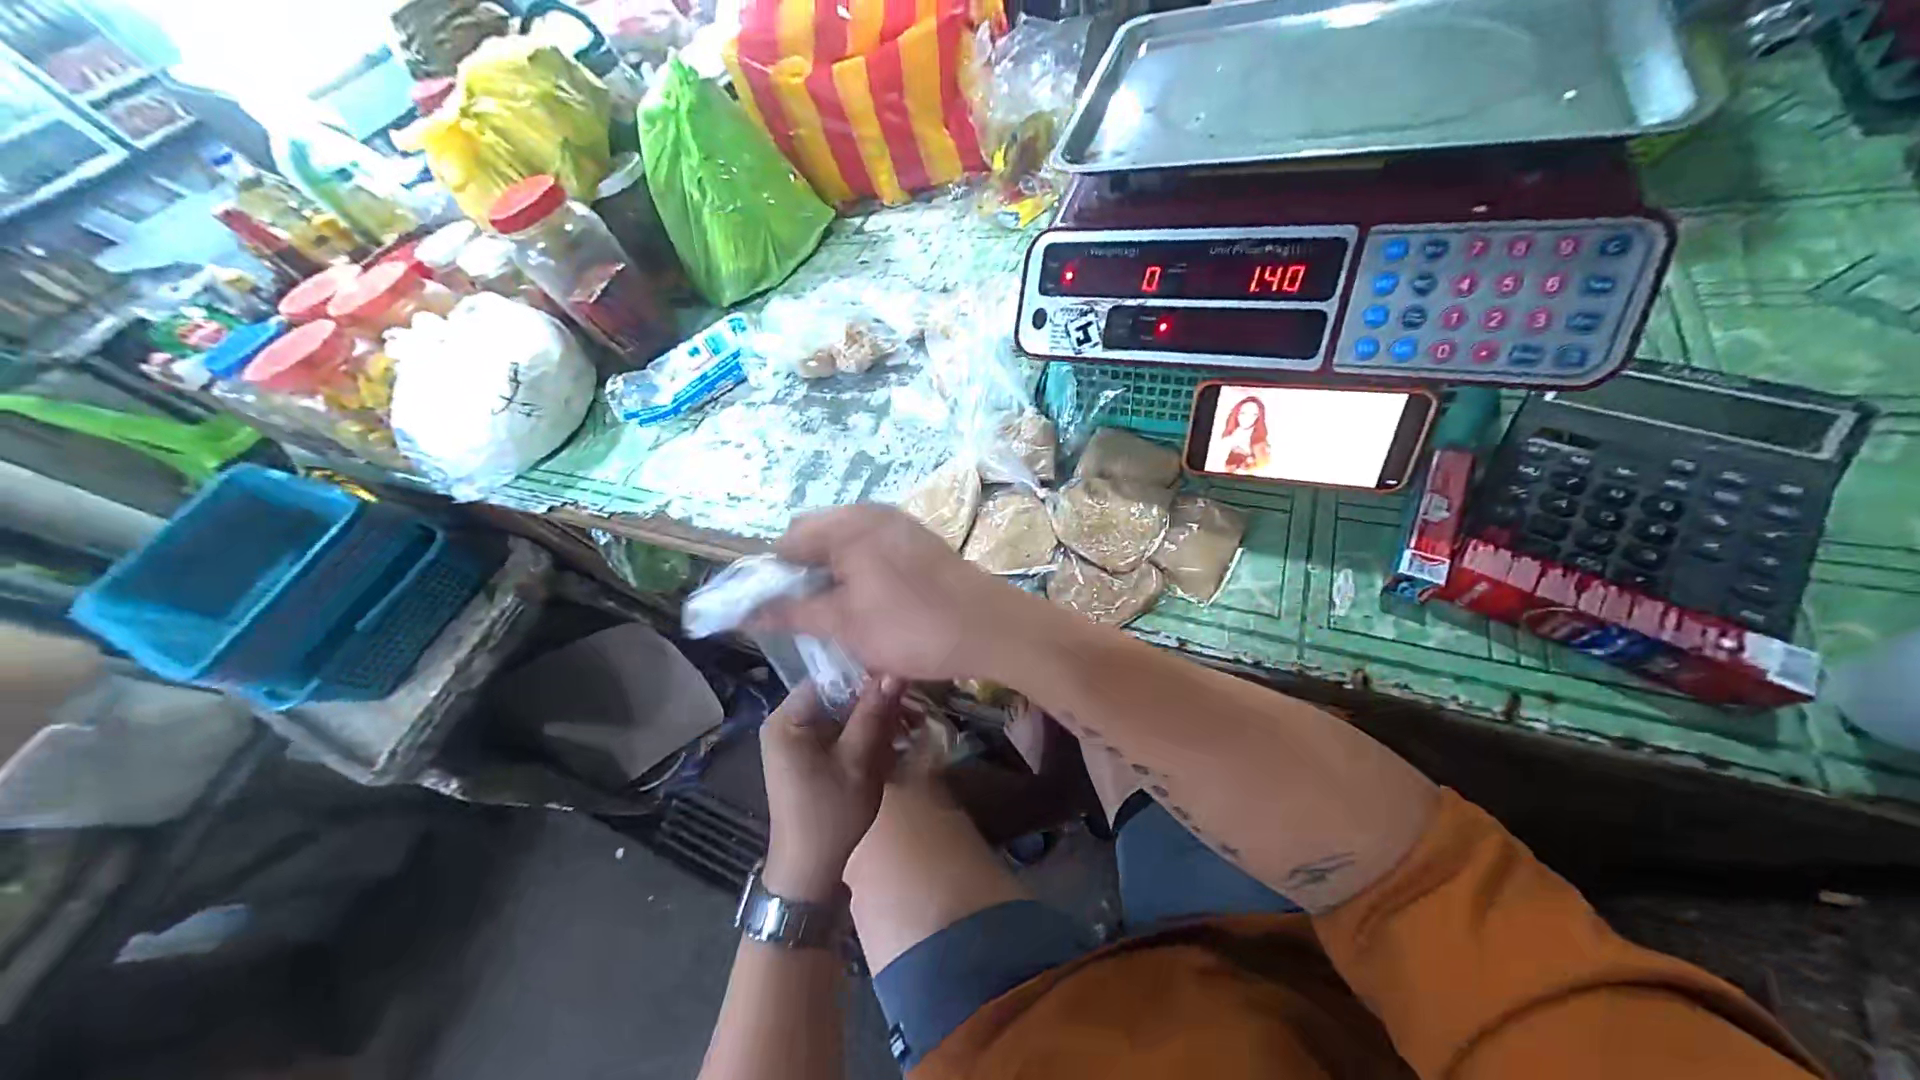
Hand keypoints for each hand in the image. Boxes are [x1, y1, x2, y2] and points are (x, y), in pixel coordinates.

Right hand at [760, 504, 1042, 681]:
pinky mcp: (919, 540)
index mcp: (845, 525)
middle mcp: (870, 512)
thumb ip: (791, 613)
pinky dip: (860, 569)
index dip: (773, 578)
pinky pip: (873, 546)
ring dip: (833, 573)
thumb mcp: (844, 625)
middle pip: (816, 536)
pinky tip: (871, 602)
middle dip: (804, 573)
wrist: (991, 628)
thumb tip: (746, 613)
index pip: (786, 542)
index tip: (777, 612)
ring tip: (840, 613)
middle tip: (810, 615)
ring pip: (846, 542)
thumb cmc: (911, 627)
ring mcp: (899, 523)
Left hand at [760, 676, 910, 901]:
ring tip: (910, 728)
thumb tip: (894, 671)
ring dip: (876, 720)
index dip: (865, 676)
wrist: (810, 870)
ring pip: (844, 715)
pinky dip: (865, 737)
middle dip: (875, 702)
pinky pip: (841, 733)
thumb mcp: (857, 761)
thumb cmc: (829, 815)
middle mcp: (787, 723)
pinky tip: (893, 744)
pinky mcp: (810, 756)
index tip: (901, 680)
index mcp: (787, 720)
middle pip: (837, 696)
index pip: (828, 678)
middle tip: (912, 710)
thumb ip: (873, 713)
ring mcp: (798, 741)